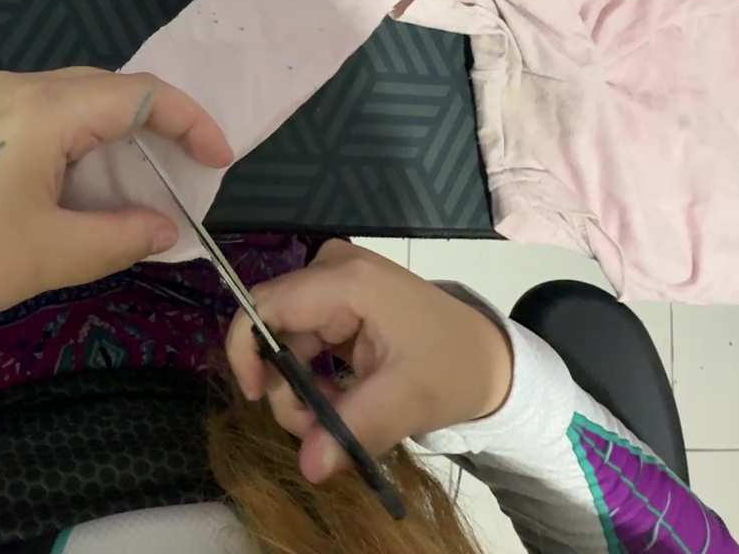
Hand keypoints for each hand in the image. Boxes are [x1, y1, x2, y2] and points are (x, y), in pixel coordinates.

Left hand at [0, 68, 232, 343]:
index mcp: (42, 109)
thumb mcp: (50, 254)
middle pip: (109, 90)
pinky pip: (46, 115)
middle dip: (156, 127)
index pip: (138, 94)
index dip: (189, 120)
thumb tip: (167, 227)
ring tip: (144, 186)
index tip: (220, 160)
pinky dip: (82, 142)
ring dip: (117, 136)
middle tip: (185, 176)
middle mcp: (19, 87)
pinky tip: (89, 182)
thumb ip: (122, 235)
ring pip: (77, 101)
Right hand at [226, 239, 513, 483]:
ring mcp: (332, 282)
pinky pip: (303, 338)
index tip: (255, 398)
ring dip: (301, 385)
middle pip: (275, 325)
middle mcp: (330, 269)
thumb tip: (308, 468)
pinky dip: (313, 375)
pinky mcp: (336, 299)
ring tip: (335, 421)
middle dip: (286, 383)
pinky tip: (340, 400)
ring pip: (286, 337)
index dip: (246, 349)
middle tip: (314, 431)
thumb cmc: (457, 366)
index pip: (266, 303)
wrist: (492, 356)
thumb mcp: (410, 400)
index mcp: (345, 280)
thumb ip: (355, 429)